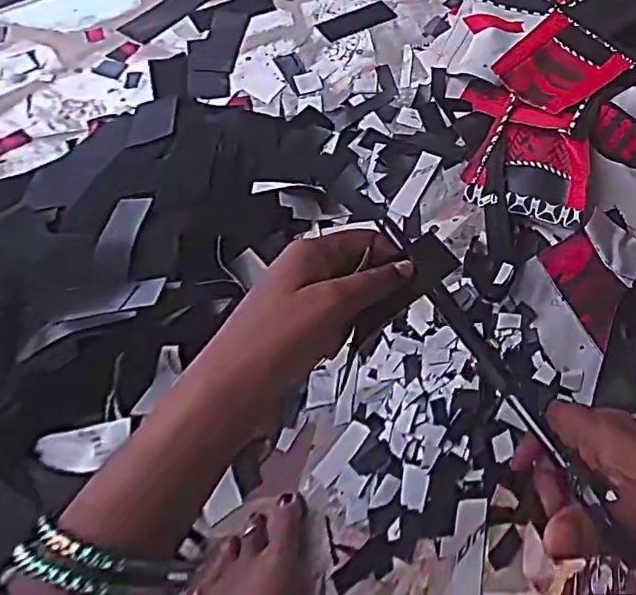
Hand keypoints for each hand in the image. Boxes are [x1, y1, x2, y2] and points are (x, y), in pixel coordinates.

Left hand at [215, 225, 413, 402]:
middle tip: (381, 308)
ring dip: (356, 317)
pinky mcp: (297, 332)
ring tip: (347, 333)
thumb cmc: (263, 345)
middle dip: (374, 289)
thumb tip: (401, 268)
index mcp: (307, 252)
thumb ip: (374, 282)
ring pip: (348, 299)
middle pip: (358, 268)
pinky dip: (341, 336)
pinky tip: (331, 348)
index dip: (390, 253)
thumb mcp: (332, 303)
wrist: (225, 398)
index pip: (364, 237)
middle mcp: (301, 273)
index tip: (409, 273)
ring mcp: (298, 303)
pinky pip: (334, 324)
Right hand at [511, 404, 635, 571]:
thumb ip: (584, 526)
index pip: (552, 416)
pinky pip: (594, 479)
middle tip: (562, 517)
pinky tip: (604, 528)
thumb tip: (549, 533)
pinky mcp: (629, 470)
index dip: (531, 440)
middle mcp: (610, 434)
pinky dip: (590, 502)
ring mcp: (620, 451)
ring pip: (575, 467)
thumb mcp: (630, 521)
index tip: (522, 469)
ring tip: (587, 529)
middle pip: (559, 447)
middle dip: (552, 484)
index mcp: (605, 431)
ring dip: (571, 499)